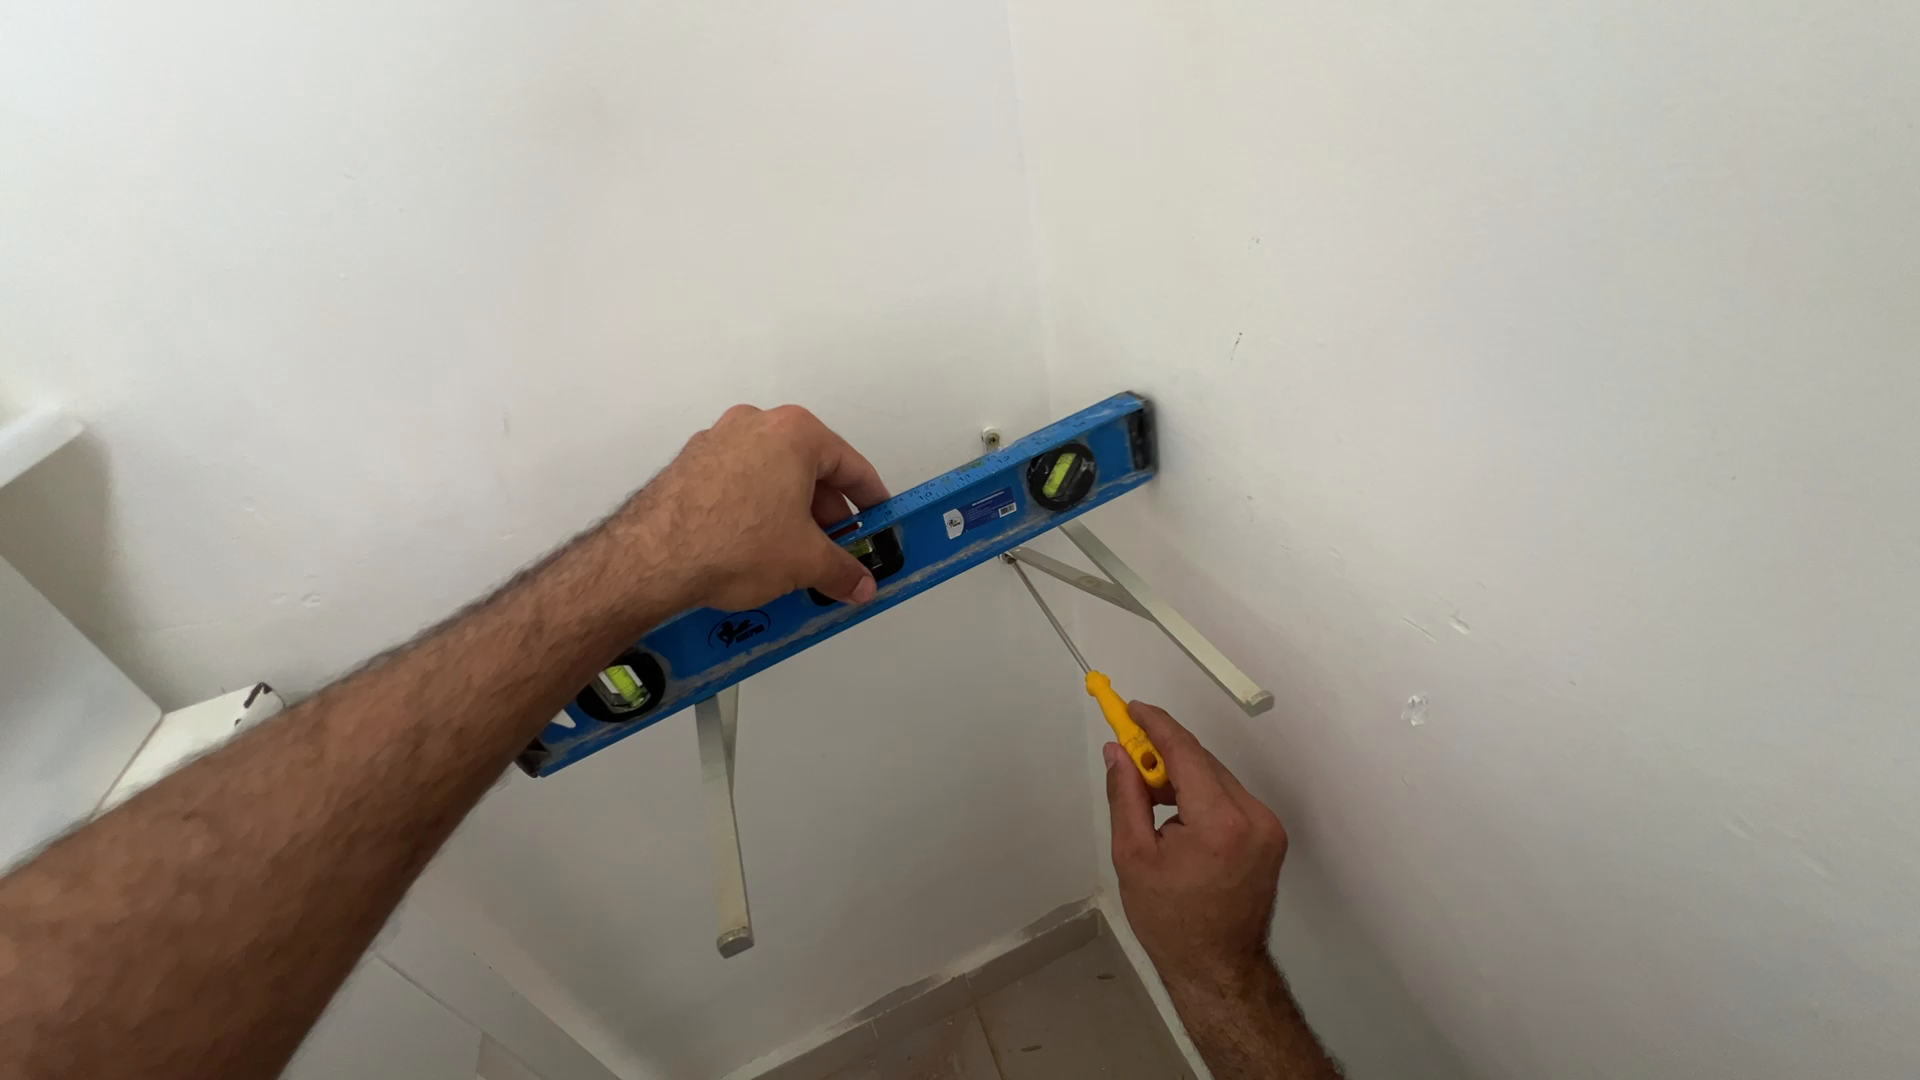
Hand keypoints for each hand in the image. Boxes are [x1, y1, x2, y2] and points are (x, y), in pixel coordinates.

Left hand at [619, 404, 889, 611]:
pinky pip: (741, 484)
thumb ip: (842, 570)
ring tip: (798, 553)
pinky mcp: (690, 464)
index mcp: (795, 433)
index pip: (852, 467)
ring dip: (793, 512)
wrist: (650, 561)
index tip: (881, 521)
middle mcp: (756, 424)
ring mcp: (718, 440)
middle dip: (829, 512)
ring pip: (774, 476)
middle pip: (811, 469)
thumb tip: (861, 585)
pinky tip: (759, 546)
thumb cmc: (736, 544)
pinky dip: (759, 509)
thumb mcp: (805, 561)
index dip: (873, 501)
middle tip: (839, 548)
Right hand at [1105, 703, 1287, 989]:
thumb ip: (1125, 794)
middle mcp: (1252, 817)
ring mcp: (1267, 826)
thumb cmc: (1168, 919)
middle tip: (1127, 751)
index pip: (1185, 752)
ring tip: (1148, 792)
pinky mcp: (1270, 835)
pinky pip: (1228, 795)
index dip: (1155, 724)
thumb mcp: (1132, 854)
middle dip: (1163, 750)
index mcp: (1218, 822)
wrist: (1218, 969)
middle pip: (1201, 760)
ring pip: (1215, 775)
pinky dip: (1199, 791)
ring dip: (1180, 772)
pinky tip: (1174, 809)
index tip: (1130, 708)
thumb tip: (1117, 751)